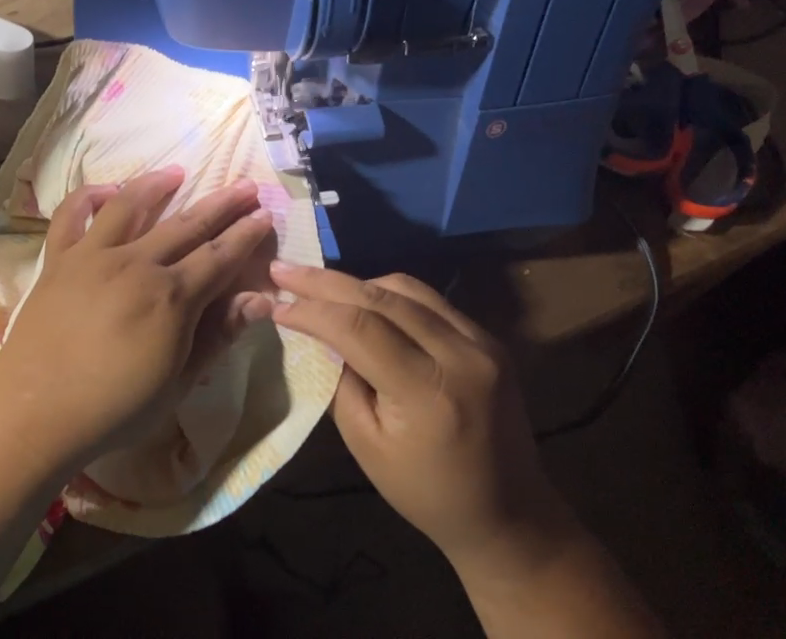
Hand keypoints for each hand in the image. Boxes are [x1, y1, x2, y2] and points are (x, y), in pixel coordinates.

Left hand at [0, 167, 278, 470]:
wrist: (36, 410)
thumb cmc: (115, 408)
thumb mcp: (178, 382)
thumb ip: (218, 336)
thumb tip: (260, 299)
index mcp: (170, 297)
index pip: (219, 257)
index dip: (245, 236)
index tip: (265, 214)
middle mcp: (134, 264)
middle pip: (185, 225)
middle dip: (219, 204)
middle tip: (244, 185)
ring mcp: (91, 256)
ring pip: (128, 206)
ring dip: (155, 185)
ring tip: (176, 172)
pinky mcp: (57, 260)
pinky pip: (71, 216)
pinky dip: (87, 197)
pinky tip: (105, 190)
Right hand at [270, 264, 573, 566]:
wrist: (510, 515)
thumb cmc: (426, 491)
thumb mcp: (365, 443)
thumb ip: (339, 381)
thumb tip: (315, 334)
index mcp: (429, 392)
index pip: (357, 328)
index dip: (311, 310)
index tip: (275, 304)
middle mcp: (462, 356)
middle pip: (381, 297)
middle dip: (324, 282)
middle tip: (282, 270)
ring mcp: (482, 343)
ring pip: (406, 289)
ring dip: (356, 282)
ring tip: (316, 285)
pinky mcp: (489, 340)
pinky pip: (429, 300)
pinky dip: (387, 294)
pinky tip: (360, 299)